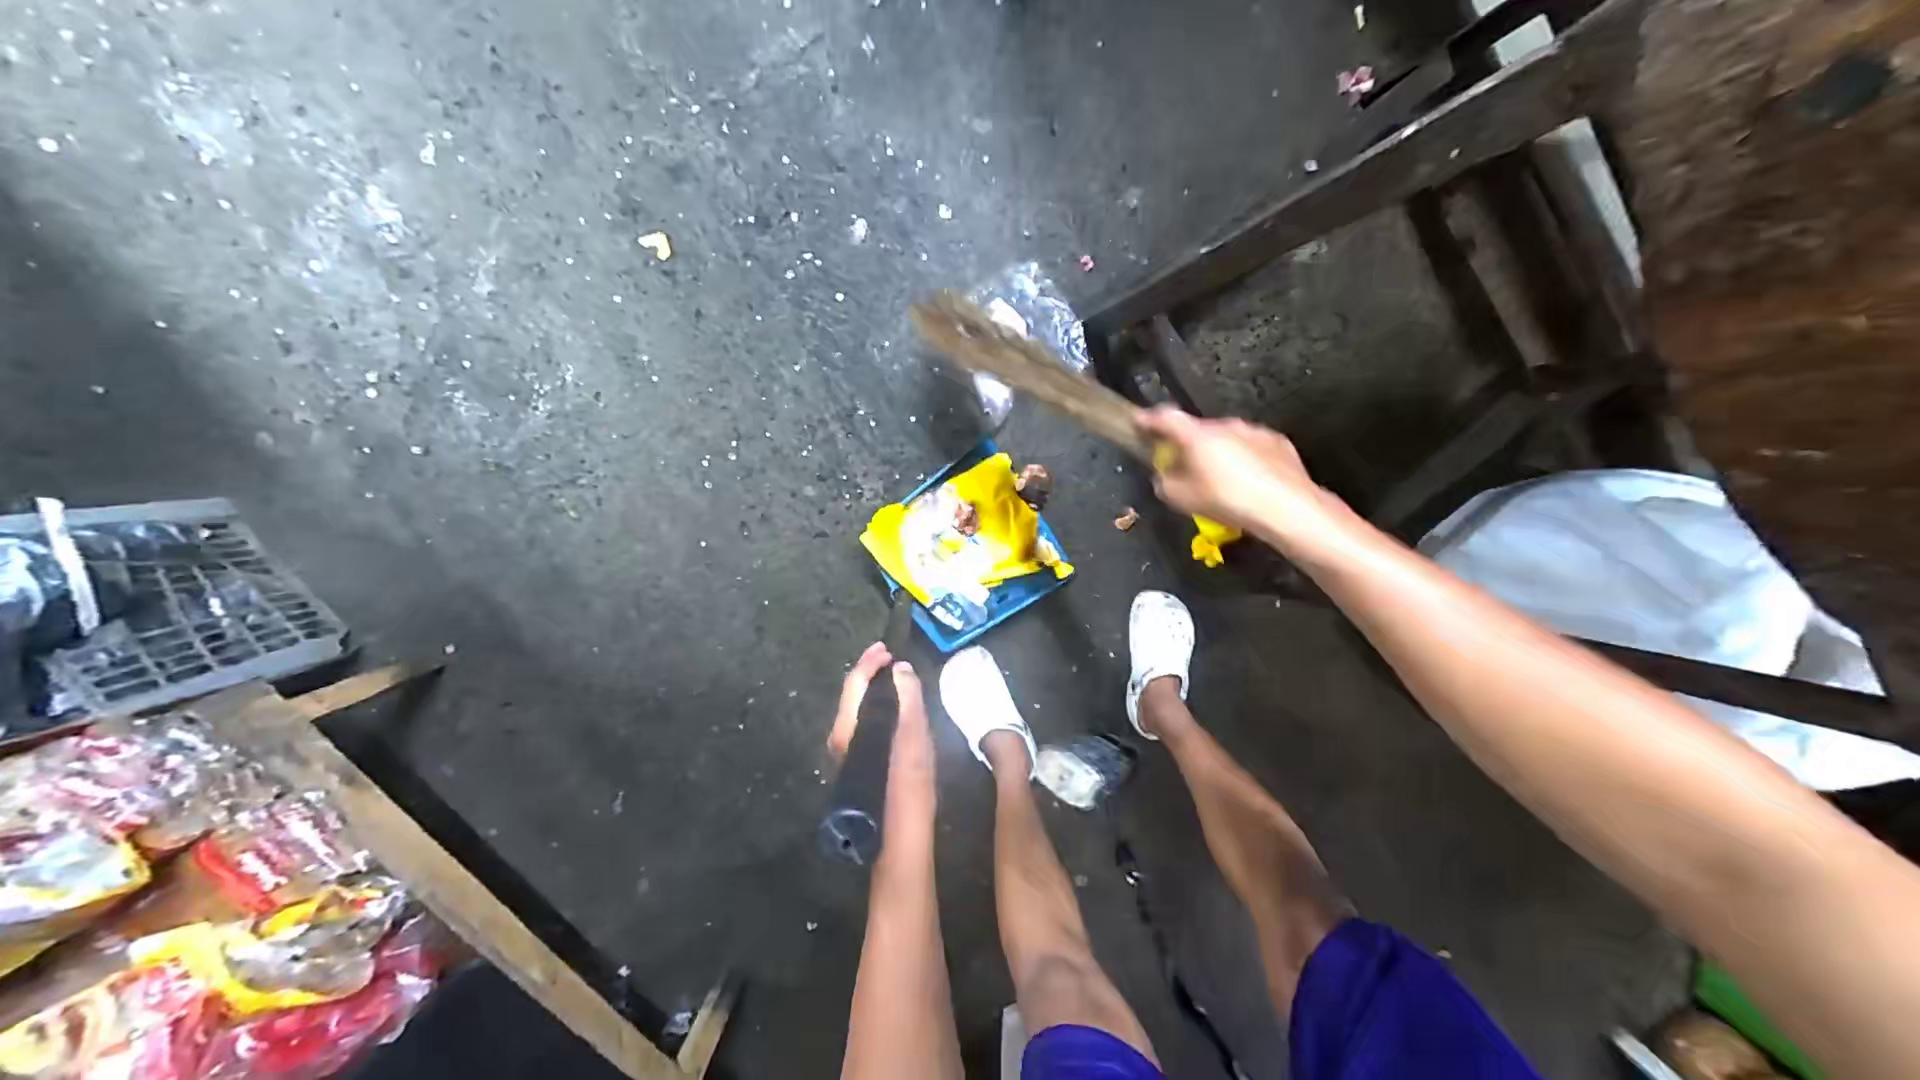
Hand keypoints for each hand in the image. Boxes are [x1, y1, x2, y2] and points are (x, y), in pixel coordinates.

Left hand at [828, 642, 936, 825]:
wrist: (899, 834)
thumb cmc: (907, 783)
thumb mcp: (914, 735)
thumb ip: (907, 698)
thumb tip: (900, 669)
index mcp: (850, 728)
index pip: (854, 683)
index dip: (870, 661)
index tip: (887, 647)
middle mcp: (842, 737)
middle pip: (852, 694)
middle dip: (870, 672)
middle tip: (890, 657)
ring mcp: (848, 751)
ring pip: (858, 709)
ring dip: (874, 688)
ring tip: (896, 676)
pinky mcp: (859, 762)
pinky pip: (865, 722)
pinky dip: (877, 706)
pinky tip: (895, 707)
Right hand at [1136, 407, 1346, 544]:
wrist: (1285, 508)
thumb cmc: (1228, 501)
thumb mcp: (1180, 499)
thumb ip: (1165, 482)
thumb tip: (1164, 475)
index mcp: (1197, 436)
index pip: (1165, 418)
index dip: (1148, 420)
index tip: (1140, 422)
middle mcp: (1225, 426)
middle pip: (1198, 431)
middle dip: (1189, 446)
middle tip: (1186, 469)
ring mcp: (1253, 431)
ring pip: (1226, 439)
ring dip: (1219, 454)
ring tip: (1221, 483)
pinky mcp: (1276, 442)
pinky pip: (1251, 448)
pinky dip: (1244, 460)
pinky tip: (1248, 483)